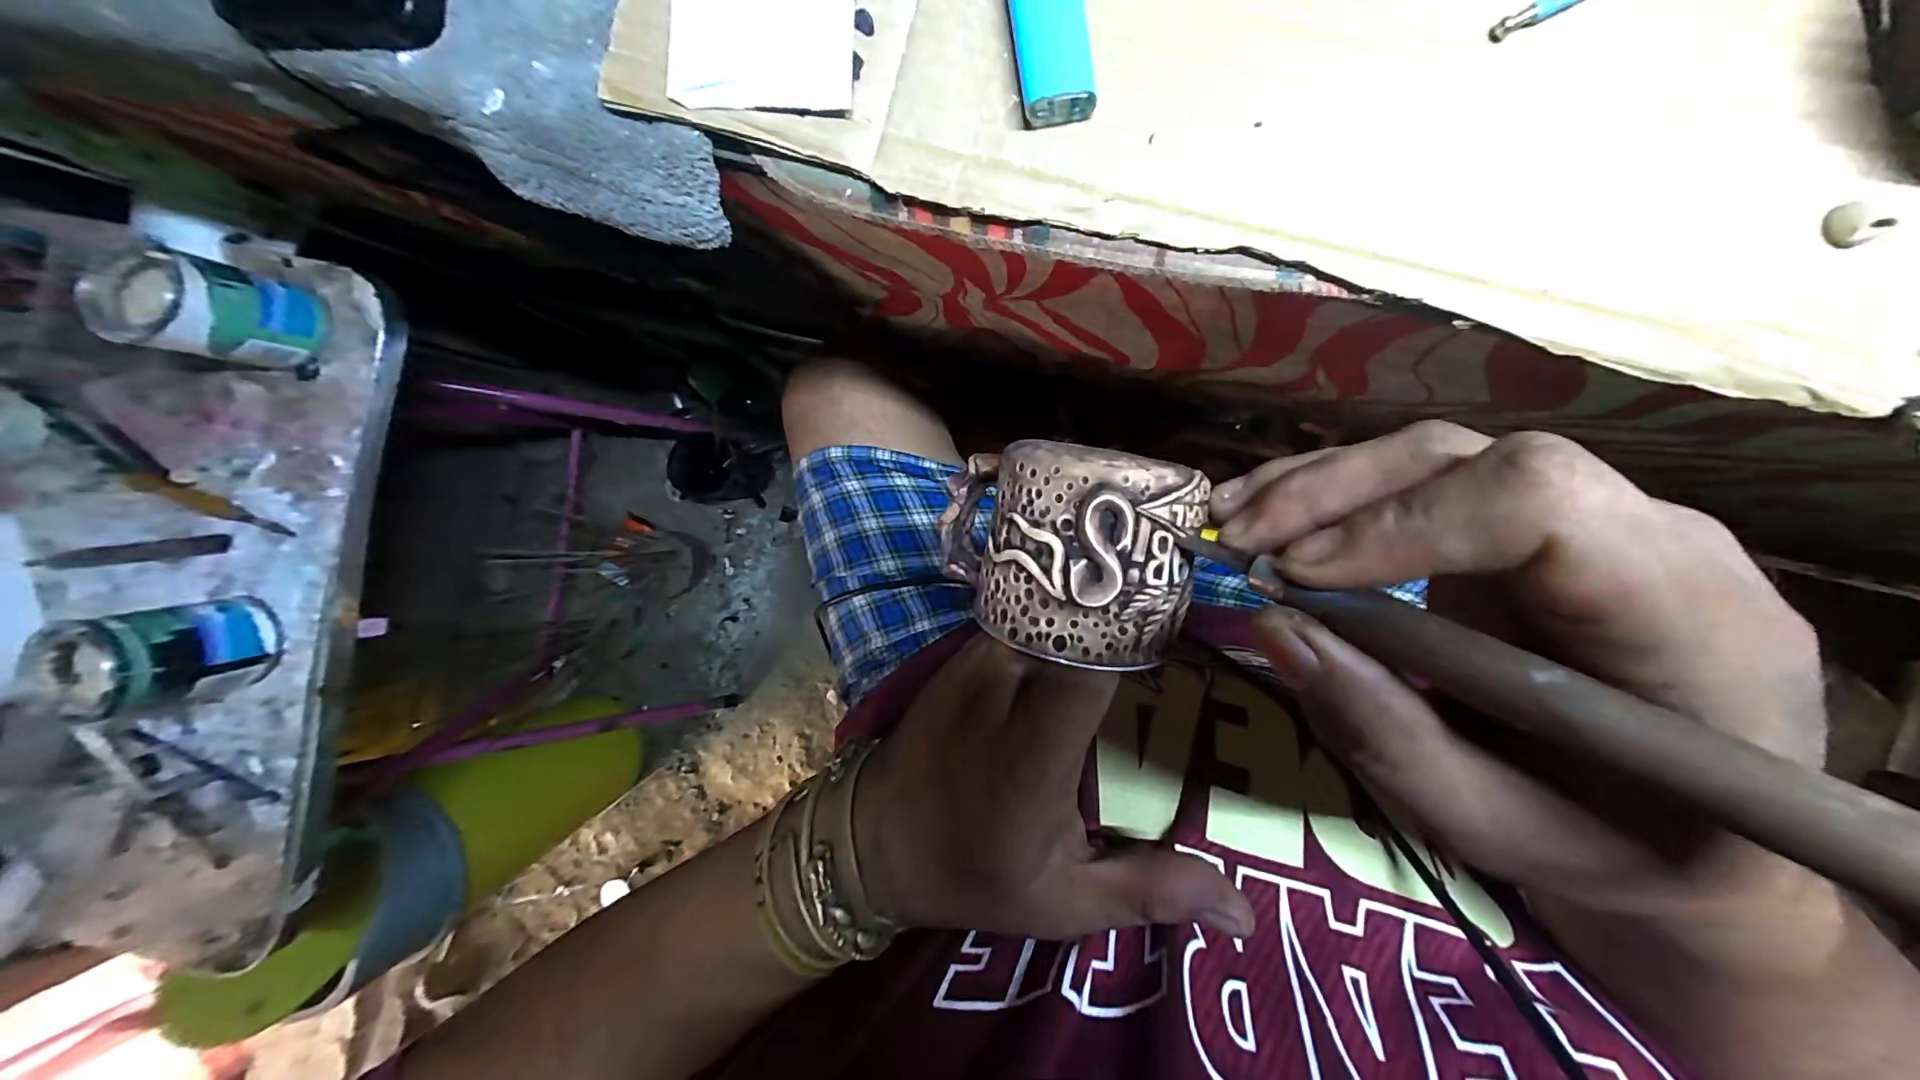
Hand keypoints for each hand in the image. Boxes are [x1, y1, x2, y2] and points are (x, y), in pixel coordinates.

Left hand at [853, 634, 1256, 939]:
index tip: (1189, 623)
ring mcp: (978, 659)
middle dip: (1132, 610)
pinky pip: (1028, 617)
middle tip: (1186, 612)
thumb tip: (1247, 912)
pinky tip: (1095, 631)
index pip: (1091, 665)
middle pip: (1077, 622)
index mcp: (1032, 751)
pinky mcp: (965, 649)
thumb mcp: (1061, 901)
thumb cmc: (970, 871)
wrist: (873, 835)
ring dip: (1099, 607)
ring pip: (1052, 609)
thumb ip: (1151, 892)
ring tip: (1150, 608)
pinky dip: (1065, 616)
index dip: (1136, 631)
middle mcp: (1002, 689)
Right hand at [1211, 422, 1825, 916]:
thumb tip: (1272, 624)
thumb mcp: (1483, 820)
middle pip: (1463, 460)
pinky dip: (1328, 494)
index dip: (1399, 524)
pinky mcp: (1517, 526)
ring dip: (1313, 485)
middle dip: (1330, 494)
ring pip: (1429, 457)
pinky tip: (1264, 511)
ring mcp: (1580, 518)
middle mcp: (1641, 534)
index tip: (1293, 575)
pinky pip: (1416, 482)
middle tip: (1234, 540)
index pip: (1537, 502)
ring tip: (1226, 518)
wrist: (1684, 839)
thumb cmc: (1601, 845)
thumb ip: (1381, 728)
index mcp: (1681, 615)